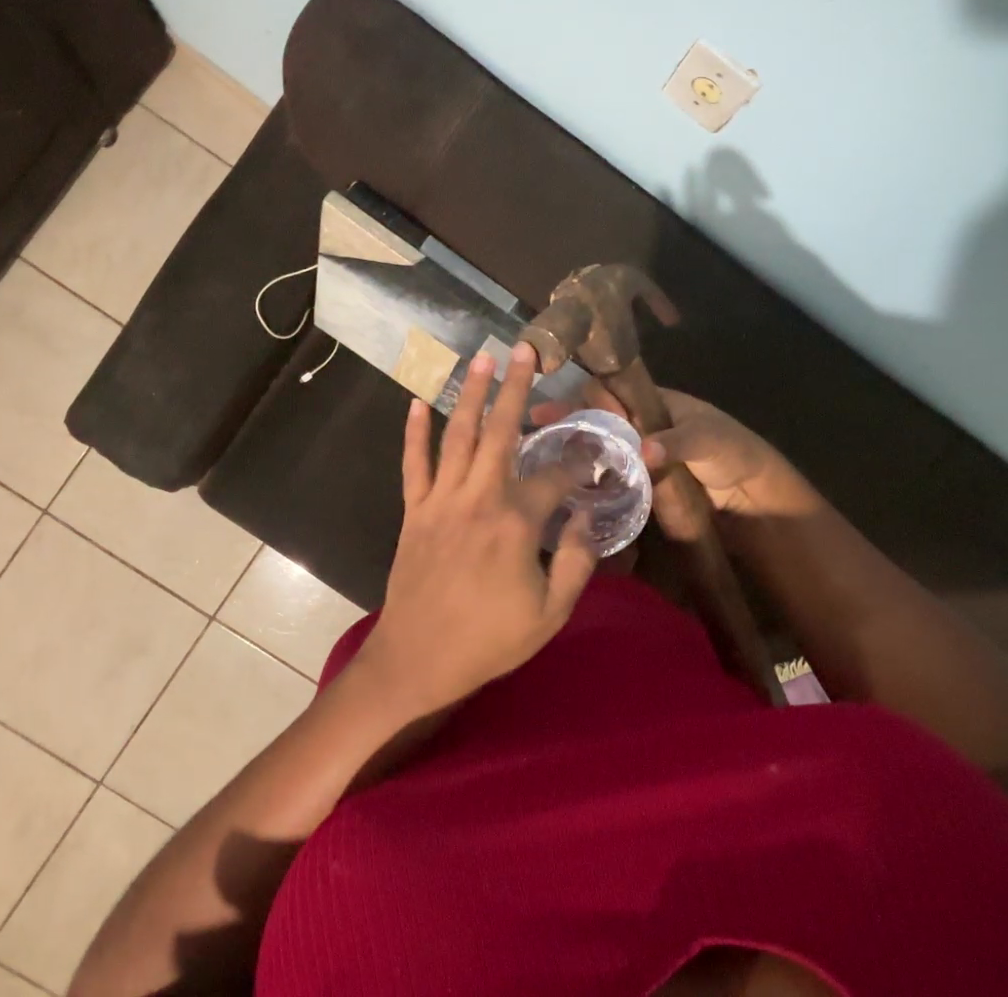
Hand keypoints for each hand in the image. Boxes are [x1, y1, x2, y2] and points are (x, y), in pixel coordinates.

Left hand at [353, 343, 597, 713]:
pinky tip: (418, 402)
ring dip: (471, 396)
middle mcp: (478, 499)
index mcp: (516, 522)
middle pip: (501, 433)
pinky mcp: (413, 512)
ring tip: (482, 358)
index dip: (578, 462)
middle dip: (517, 389)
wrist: (417, 659)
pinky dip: (415, 433)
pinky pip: (413, 464)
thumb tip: (583, 517)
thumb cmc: (489, 641)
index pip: (555, 477)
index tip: (594, 450)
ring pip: (458, 437)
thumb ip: (574, 561)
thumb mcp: (550, 612)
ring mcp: (440, 502)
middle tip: (526, 348)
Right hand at [532, 384, 815, 519]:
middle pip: (593, 424)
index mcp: (651, 405)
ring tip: (538, 470)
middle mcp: (638, 428)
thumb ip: (677, 444)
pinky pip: (609, 481)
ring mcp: (636, 459)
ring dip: (571, 459)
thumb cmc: (732, 451)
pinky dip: (589, 485)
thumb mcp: (708, 441)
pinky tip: (565, 496)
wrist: (755, 494)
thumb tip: (643, 450)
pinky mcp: (639, 488)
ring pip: (597, 454)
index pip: (606, 394)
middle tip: (531, 444)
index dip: (574, 401)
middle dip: (563, 431)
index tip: (544, 412)